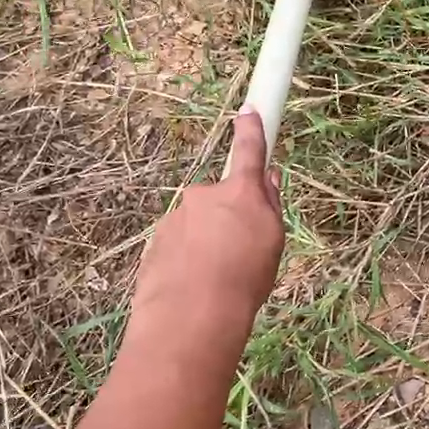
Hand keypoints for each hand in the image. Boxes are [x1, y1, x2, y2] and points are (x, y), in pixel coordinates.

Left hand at [132, 109, 284, 340]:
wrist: (190, 318)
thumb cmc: (245, 277)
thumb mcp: (274, 240)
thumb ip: (270, 205)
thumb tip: (266, 178)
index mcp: (240, 192)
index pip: (249, 151)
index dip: (251, 129)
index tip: (248, 110)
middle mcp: (204, 196)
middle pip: (222, 198)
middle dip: (230, 216)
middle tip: (243, 250)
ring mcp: (176, 219)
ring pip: (199, 224)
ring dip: (209, 242)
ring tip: (218, 277)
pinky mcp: (155, 244)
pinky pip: (180, 245)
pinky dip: (189, 259)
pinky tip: (196, 286)